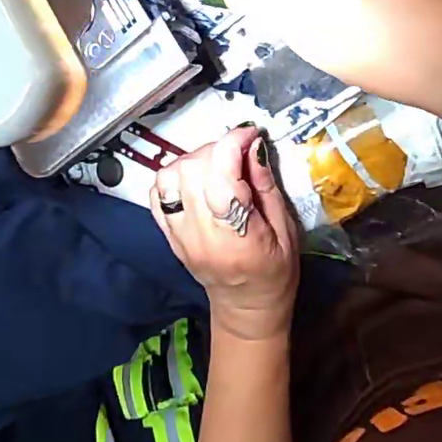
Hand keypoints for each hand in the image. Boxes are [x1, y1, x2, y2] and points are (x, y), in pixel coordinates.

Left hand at [149, 126, 300, 341]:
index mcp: (235, 234)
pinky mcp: (168, 234)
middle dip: (215, 150)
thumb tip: (252, 146)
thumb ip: (265, 185)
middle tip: (237, 155)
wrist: (247, 307)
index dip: (233, 143)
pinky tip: (194, 180)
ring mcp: (179, 234)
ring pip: (169, 177)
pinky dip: (172, 177)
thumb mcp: (285, 229)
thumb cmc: (275, 272)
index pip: (220, 173)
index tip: (250, 134)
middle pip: (191, 169)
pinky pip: (157, 193)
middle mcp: (200, 232)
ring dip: (192, 161)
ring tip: (215, 167)